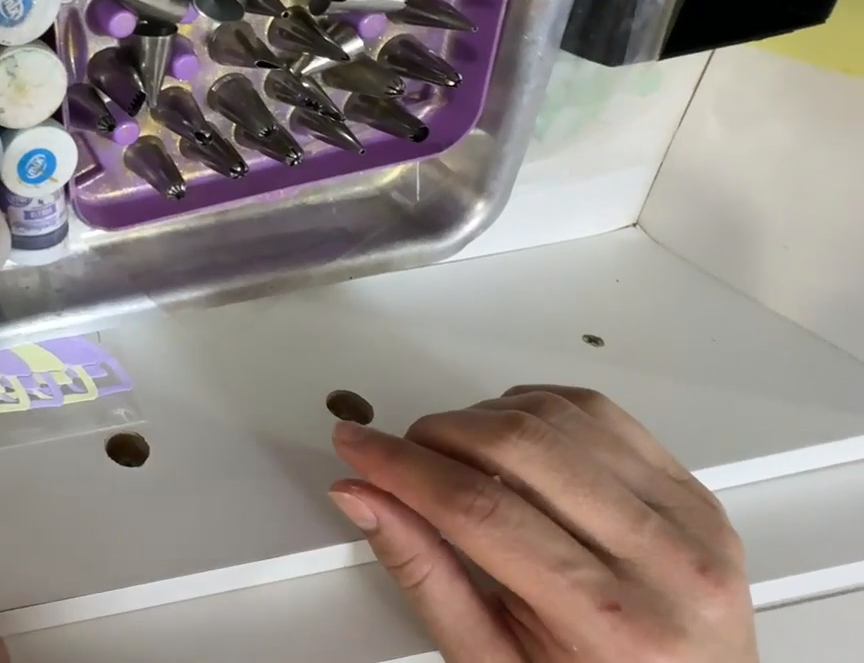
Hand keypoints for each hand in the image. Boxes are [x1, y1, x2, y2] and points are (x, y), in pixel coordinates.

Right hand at [329, 386, 756, 661]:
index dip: (399, 465)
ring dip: (476, 418)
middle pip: (516, 446)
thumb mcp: (486, 660)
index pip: (479, 509)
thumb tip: (357, 493)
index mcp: (615, 624)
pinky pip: (594, 410)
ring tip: (454, 457)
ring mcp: (691, 522)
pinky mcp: (692, 492)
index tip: (353, 443)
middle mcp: (669, 566)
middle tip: (399, 457)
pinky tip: (507, 442)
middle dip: (433, 435)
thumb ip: (419, 570)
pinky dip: (530, 407)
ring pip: (550, 416)